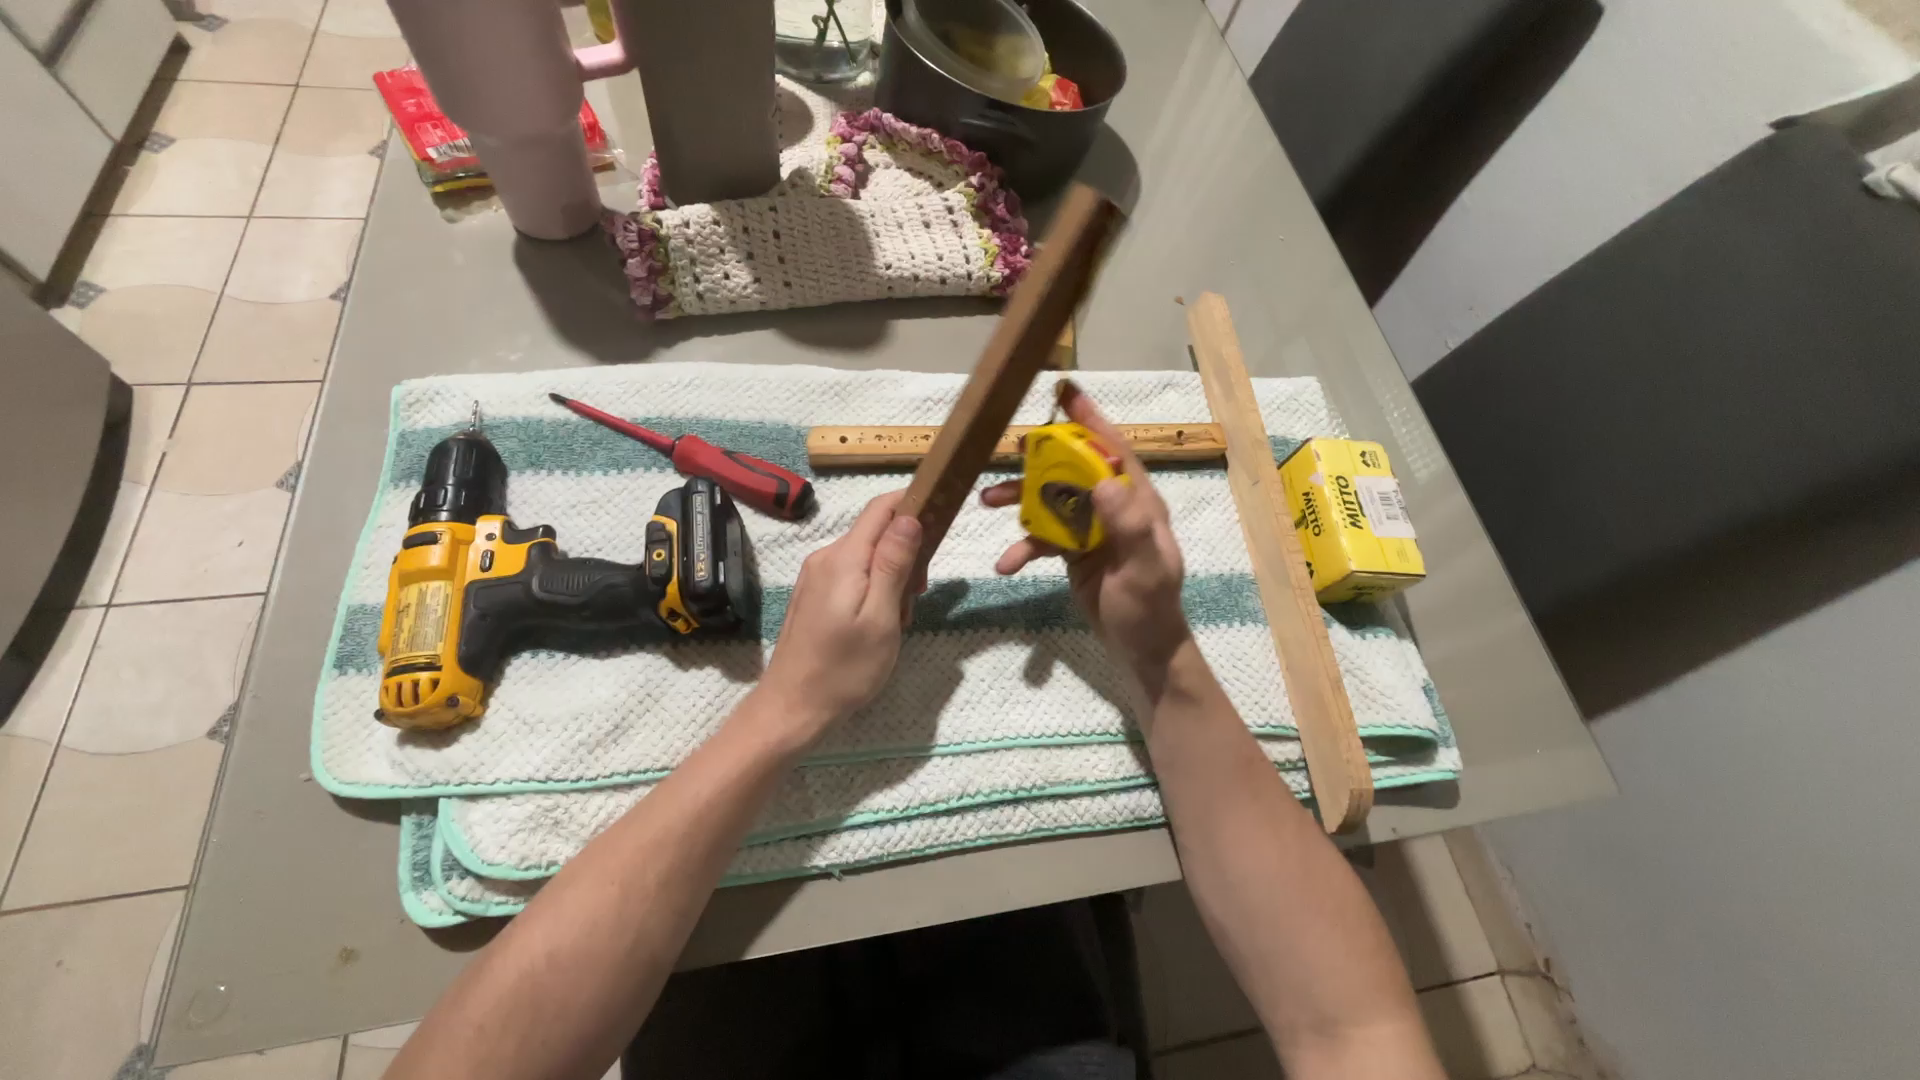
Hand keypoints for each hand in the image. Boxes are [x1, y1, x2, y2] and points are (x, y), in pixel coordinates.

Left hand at [753, 491, 922, 747]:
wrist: (793, 707)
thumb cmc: (845, 669)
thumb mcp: (881, 618)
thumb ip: (894, 564)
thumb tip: (909, 517)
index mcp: (844, 558)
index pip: (881, 508)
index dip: (912, 504)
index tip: (941, 520)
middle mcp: (826, 557)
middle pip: (876, 532)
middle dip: (906, 553)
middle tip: (917, 597)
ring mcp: (816, 576)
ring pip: (867, 557)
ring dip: (892, 577)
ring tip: (897, 620)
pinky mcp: (814, 594)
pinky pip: (853, 575)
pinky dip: (875, 590)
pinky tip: (877, 624)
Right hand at [981, 382, 1191, 670]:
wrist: (1140, 649)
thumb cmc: (1149, 608)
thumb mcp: (1145, 569)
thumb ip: (1129, 526)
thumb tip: (1103, 481)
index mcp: (1137, 502)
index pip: (1114, 451)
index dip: (1091, 421)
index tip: (1065, 394)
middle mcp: (1114, 507)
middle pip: (1073, 470)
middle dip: (1040, 460)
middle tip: (1009, 448)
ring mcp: (1092, 528)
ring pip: (1051, 501)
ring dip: (1020, 501)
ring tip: (986, 501)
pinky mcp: (1074, 551)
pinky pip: (1043, 538)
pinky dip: (1023, 548)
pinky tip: (1006, 564)